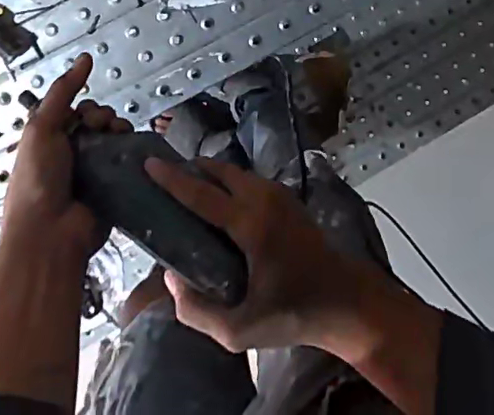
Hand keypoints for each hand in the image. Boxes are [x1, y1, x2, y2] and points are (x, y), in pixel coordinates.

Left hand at [2, 54, 131, 263]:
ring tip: (120, 139)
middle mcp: (71, 156)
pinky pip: (126, 163)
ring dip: (120, 133)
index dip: (88, 109)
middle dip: (106, 119)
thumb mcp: (42, 128)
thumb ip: (63, 91)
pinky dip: (131, 154)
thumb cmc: (37, 182)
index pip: (77, 112)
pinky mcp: (111, 187)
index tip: (90, 116)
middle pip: (100, 123)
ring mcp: (91, 173)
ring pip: (115, 140)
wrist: (50, 235)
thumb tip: (85, 59)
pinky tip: (132, 152)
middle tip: (104, 128)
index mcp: (49, 142)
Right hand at [144, 156, 380, 352]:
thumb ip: (197, 310)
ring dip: (211, 174)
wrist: (343, 298)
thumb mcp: (239, 330)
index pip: (203, 194)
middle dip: (191, 168)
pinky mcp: (289, 198)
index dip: (173, 178)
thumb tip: (172, 279)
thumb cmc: (292, 312)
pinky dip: (229, 181)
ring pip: (237, 173)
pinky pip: (251, 181)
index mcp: (252, 224)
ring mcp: (280, 194)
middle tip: (164, 174)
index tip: (150, 163)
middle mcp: (265, 199)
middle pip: (220, 172)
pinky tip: (218, 200)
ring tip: (186, 185)